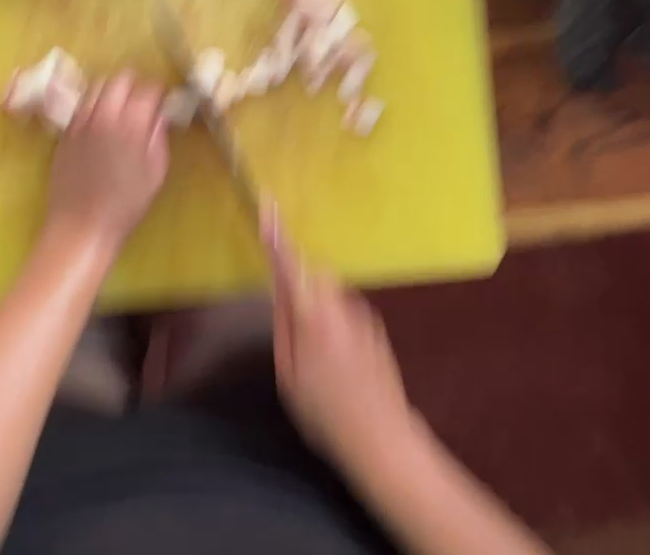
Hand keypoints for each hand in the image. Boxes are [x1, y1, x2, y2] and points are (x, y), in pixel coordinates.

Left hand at [43, 71, 169, 253]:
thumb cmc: (125, 205)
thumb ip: (158, 139)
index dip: (159, 91)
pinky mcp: (65, 131)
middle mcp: (104, 116)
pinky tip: (100, 122)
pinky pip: (81, 106)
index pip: (148, 90)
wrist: (81, 224)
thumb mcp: (155, 174)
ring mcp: (81, 122)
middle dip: (135, 85)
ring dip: (112, 92)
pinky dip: (94, 106)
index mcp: (131, 126)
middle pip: (120, 79)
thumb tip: (158, 116)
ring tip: (119, 108)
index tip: (163, 100)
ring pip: (97, 87)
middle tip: (141, 101)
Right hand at [270, 238, 412, 465]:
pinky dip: (337, 322)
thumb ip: (282, 325)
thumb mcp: (287, 374)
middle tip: (292, 321)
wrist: (382, 439)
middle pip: (316, 273)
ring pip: (333, 292)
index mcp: (312, 317)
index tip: (268, 210)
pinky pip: (348, 312)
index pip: (290, 266)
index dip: (278, 237)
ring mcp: (363, 317)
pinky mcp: (377, 329)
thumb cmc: (324, 412)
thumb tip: (279, 289)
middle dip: (302, 284)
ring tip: (317, 352)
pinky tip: (339, 361)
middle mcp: (340, 308)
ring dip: (320, 305)